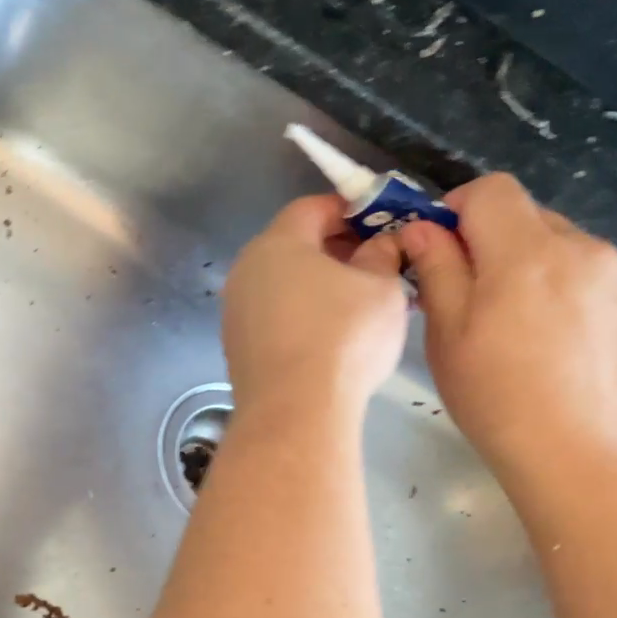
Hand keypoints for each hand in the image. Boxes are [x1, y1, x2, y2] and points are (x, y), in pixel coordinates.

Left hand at [224, 195, 409, 423]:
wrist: (294, 410)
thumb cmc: (343, 336)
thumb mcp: (382, 286)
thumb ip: (382, 254)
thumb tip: (379, 243)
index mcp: (276, 244)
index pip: (311, 208)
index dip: (349, 209)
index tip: (382, 222)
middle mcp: (244, 272)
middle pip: (291, 245)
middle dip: (335, 247)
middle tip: (377, 262)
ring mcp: (235, 311)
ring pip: (281, 283)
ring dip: (318, 284)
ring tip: (360, 300)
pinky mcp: (236, 345)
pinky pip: (272, 315)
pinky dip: (300, 313)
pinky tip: (330, 334)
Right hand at [398, 173, 616, 488]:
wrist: (586, 457)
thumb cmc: (497, 399)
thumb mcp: (447, 336)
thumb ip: (437, 271)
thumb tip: (421, 229)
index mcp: (526, 254)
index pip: (491, 190)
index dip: (457, 210)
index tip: (441, 249)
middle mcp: (584, 249)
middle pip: (529, 217)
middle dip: (494, 243)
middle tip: (474, 298)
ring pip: (566, 248)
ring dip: (535, 269)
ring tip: (523, 330)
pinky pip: (600, 278)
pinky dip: (572, 294)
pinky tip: (563, 346)